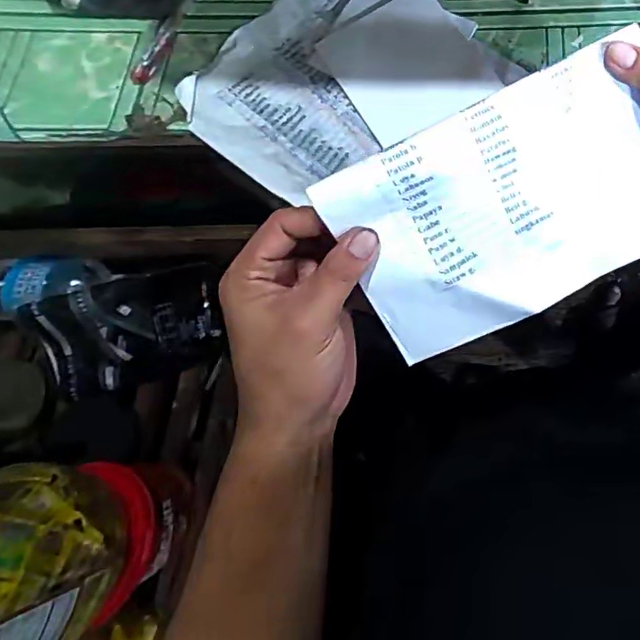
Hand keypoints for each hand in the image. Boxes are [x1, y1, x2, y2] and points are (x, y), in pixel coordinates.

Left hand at [220, 208, 378, 452]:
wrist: (300, 423)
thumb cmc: (288, 374)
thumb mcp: (310, 318)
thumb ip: (338, 272)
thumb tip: (367, 233)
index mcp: (252, 274)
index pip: (282, 226)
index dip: (316, 218)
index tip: (355, 216)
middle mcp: (273, 277)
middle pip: (307, 235)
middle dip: (339, 229)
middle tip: (378, 219)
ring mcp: (301, 290)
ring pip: (328, 253)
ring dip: (353, 246)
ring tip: (387, 233)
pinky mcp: (325, 304)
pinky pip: (343, 274)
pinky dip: (361, 266)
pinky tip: (386, 258)